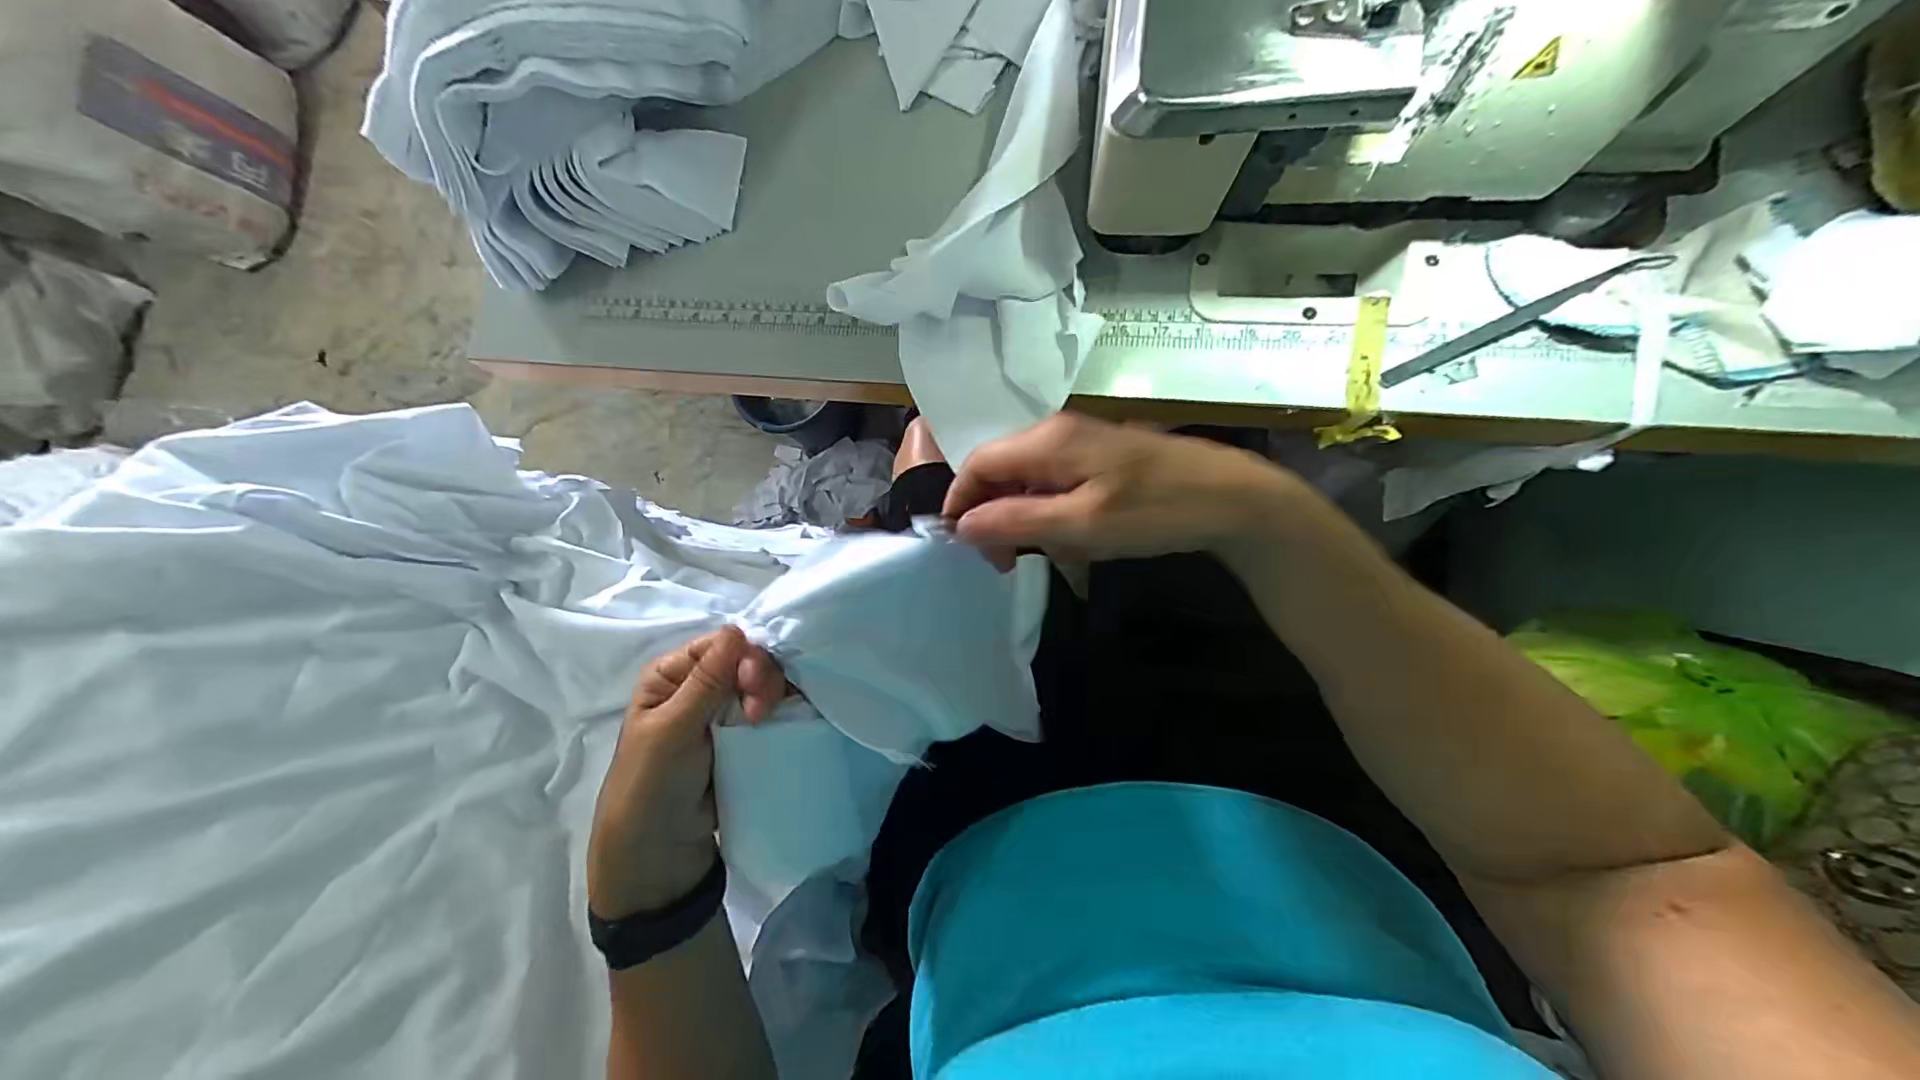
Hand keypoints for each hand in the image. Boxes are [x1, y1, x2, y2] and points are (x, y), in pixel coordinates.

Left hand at [587, 627, 789, 919]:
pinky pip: (774, 708)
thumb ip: (706, 682)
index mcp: (673, 673)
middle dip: (762, 677)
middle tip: (759, 711)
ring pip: (766, 682)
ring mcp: (726, 710)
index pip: (722, 644)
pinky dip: (783, 710)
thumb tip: (737, 629)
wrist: (661, 850)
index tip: (751, 686)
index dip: (745, 656)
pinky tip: (782, 721)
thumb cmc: (650, 784)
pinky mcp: (747, 734)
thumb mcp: (672, 730)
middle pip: (749, 659)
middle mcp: (701, 684)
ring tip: (764, 721)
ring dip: (773, 694)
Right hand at [941, 414, 1303, 566]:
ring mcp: (1083, 443)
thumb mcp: (1080, 524)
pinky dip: (1056, 516)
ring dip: (1029, 521)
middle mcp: (1058, 432)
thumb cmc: (1155, 510)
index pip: (978, 463)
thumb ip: (1016, 520)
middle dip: (996, 517)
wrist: (1234, 498)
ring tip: (1053, 556)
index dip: (961, 503)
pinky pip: (1059, 485)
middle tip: (1008, 562)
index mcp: (1048, 440)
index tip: (964, 547)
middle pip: (1002, 471)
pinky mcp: (1103, 458)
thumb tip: (961, 524)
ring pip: (1030, 482)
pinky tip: (1079, 543)